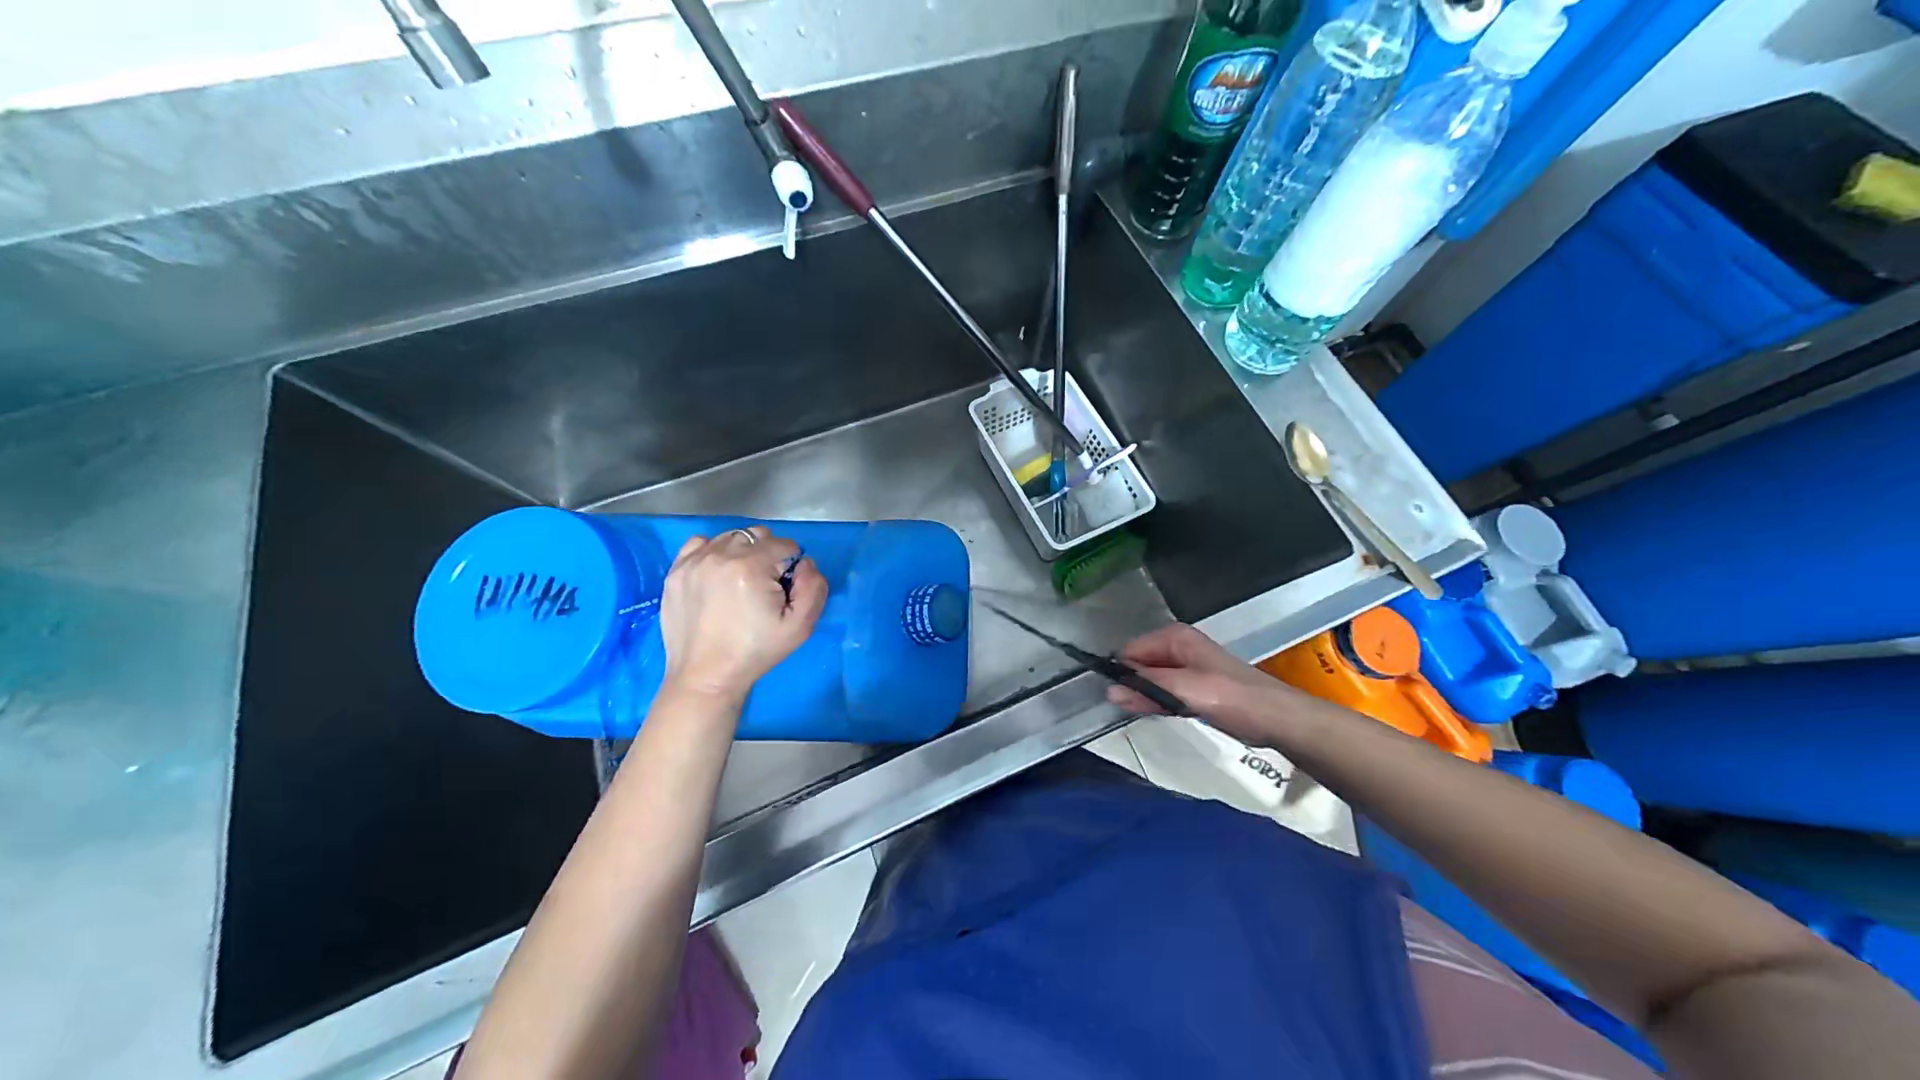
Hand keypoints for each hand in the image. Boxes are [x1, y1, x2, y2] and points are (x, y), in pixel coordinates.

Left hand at [658, 527, 826, 703]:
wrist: (705, 676)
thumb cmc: (755, 652)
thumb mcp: (800, 627)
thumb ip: (814, 587)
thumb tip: (805, 563)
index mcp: (751, 566)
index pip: (785, 545)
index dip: (791, 567)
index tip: (784, 591)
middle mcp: (720, 555)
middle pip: (757, 536)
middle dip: (768, 555)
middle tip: (763, 587)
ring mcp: (694, 561)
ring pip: (730, 537)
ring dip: (742, 552)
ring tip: (739, 583)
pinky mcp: (676, 571)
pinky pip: (700, 543)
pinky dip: (713, 552)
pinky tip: (717, 575)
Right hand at [1106, 623, 1314, 746]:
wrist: (1275, 719)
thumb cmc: (1232, 698)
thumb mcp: (1185, 689)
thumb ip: (1147, 687)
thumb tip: (1110, 688)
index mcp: (1176, 638)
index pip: (1131, 650)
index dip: (1120, 670)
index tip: (1113, 693)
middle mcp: (1179, 648)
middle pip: (1140, 663)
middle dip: (1130, 683)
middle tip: (1122, 706)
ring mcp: (1187, 669)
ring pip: (1152, 679)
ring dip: (1142, 694)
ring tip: (1135, 710)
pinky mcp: (1194, 689)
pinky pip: (1165, 691)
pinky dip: (1157, 701)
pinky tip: (1152, 711)